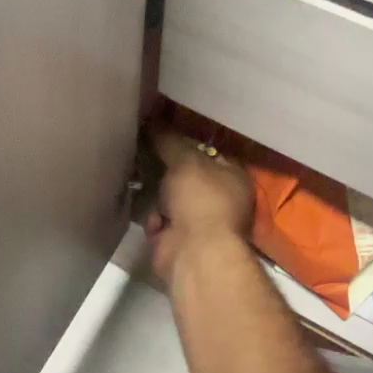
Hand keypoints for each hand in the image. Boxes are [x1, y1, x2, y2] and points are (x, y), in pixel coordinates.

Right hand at [147, 123, 254, 281]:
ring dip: (155, 194)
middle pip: (186, 175)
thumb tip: (153, 121)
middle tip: (142, 154)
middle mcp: (220, 198)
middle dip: (164, 169)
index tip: (159, 133)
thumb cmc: (199, 198)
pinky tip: (153, 220)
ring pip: (170, 198)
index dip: (184, 142)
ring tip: (139, 182)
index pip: (208, 152)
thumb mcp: (185, 160)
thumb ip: (169, 140)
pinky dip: (154, 219)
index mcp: (233, 176)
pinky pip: (160, 220)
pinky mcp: (179, 240)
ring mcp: (200, 221)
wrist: (195, 252)